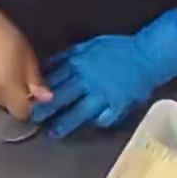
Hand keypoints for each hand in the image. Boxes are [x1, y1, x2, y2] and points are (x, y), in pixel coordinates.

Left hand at [30, 8, 176, 138]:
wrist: (146, 55)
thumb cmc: (118, 49)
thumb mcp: (90, 44)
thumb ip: (70, 56)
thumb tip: (50, 66)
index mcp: (80, 63)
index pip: (56, 79)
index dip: (41, 90)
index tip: (30, 99)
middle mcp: (88, 80)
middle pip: (63, 97)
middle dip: (48, 110)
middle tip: (35, 119)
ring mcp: (103, 95)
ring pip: (79, 112)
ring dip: (66, 123)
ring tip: (54, 133)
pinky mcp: (117, 106)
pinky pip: (103, 118)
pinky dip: (95, 123)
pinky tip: (88, 128)